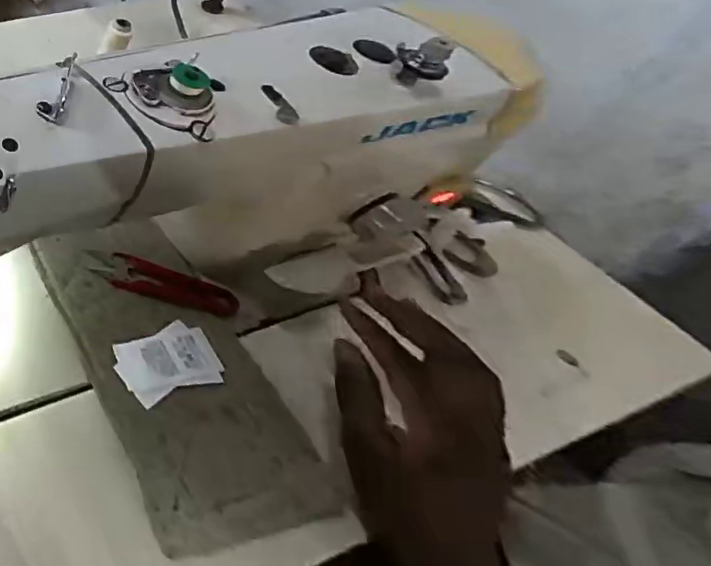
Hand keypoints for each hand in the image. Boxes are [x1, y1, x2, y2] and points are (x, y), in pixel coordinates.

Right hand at [335, 273, 508, 565]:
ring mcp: (489, 435)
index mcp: (449, 424)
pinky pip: (471, 389)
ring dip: (434, 339)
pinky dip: (442, 361)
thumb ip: (356, 394)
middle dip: (418, 322)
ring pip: (472, 373)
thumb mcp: (364, 448)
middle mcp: (480, 424)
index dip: (386, 327)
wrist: (441, 558)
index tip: (351, 300)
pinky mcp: (485, 444)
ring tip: (395, 314)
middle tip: (377, 295)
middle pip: (460, 360)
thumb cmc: (395, 502)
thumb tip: (344, 343)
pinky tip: (412, 355)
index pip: (423, 360)